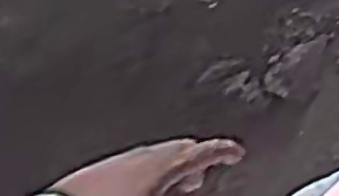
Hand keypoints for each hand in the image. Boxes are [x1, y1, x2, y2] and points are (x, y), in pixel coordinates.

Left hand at [52, 138, 243, 195]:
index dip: (228, 150)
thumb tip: (199, 185)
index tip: (236, 154)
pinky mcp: (103, 166)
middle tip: (198, 179)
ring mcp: (127, 156)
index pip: (212, 148)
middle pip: (186, 149)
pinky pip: (136, 162)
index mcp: (172, 159)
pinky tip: (137, 187)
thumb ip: (186, 190)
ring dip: (169, 167)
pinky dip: (146, 171)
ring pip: (160, 155)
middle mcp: (154, 151)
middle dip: (196, 161)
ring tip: (166, 187)